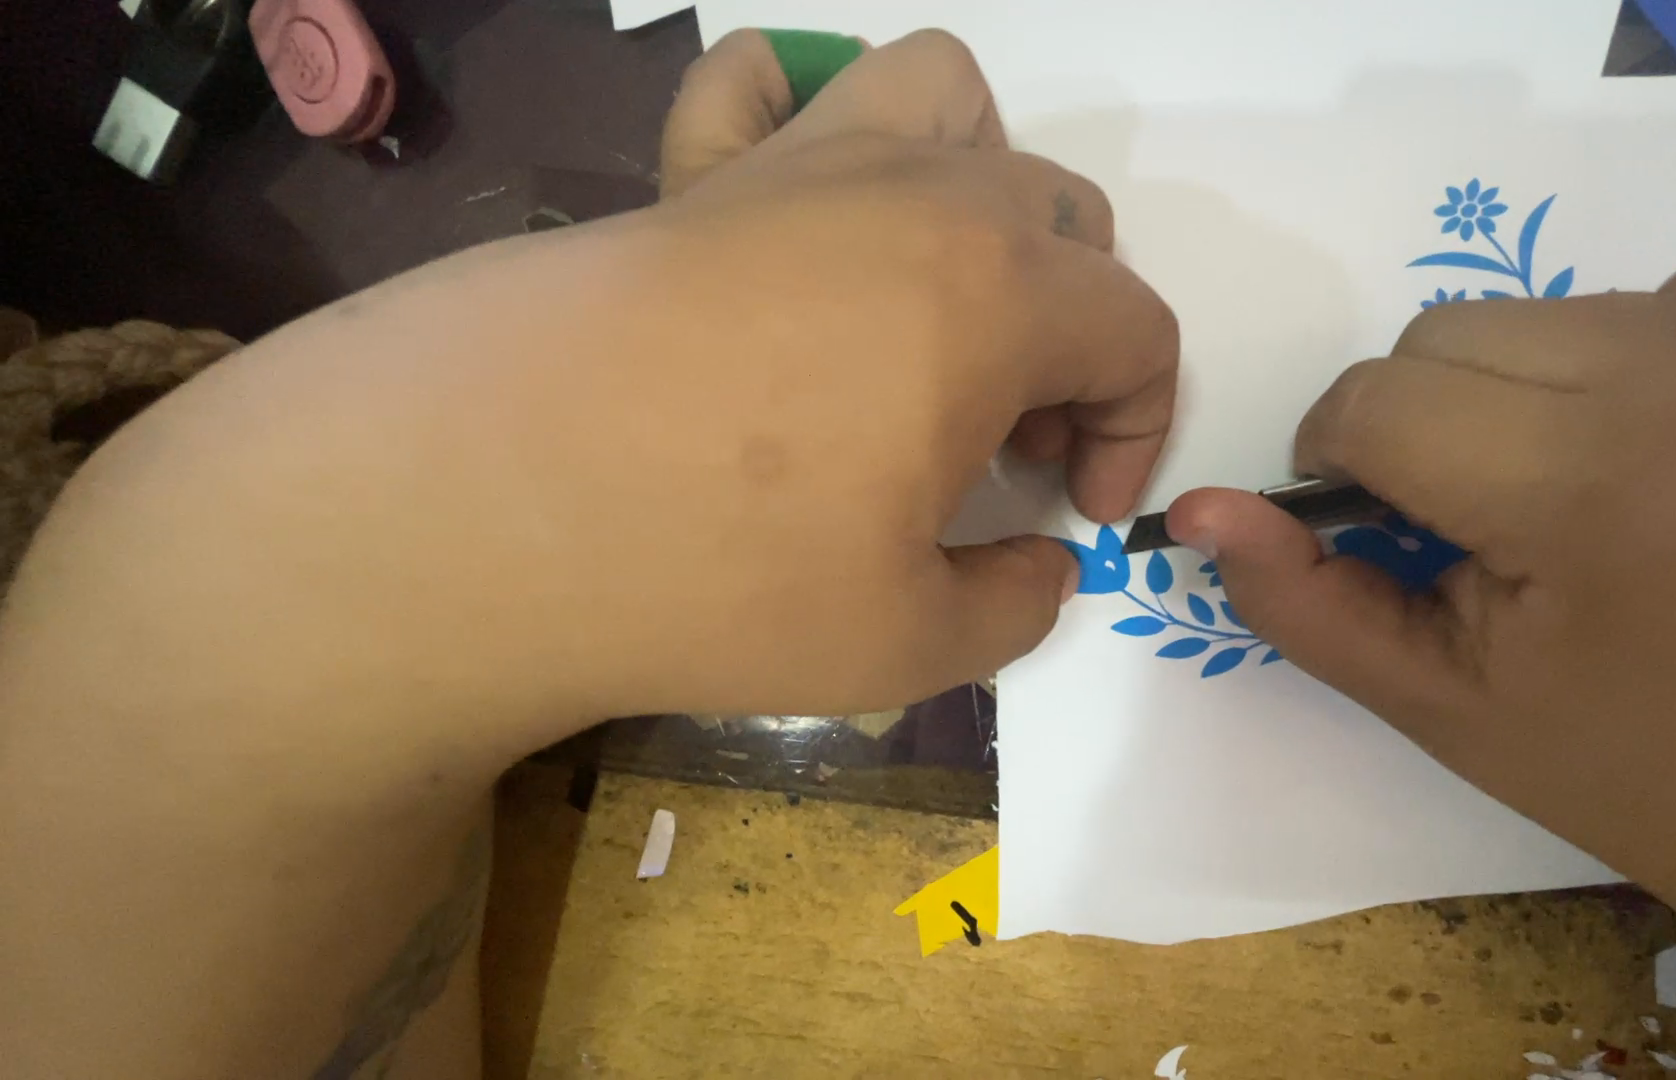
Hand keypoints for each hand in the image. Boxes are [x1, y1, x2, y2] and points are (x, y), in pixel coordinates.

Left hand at [18, 31, 1175, 733]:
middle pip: (1067, 223)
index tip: (1083, 510)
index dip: (1140, 428)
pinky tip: (798, 226)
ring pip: (950, 105)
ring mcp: (796, 164)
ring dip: (984, 202)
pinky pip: (770, 91)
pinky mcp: (691, 174)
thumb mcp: (909, 645)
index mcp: (994, 297)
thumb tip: (1046, 566)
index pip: (1138, 331)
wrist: (469, 521)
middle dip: (1075, 337)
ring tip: (940, 307)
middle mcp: (916, 197)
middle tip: (1013, 440)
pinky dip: (812, 135)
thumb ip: (1017, 606)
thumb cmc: (717, 583)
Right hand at [1168, 204, 1675, 1076]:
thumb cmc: (1650, 773)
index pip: (1377, 401)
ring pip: (1570, 301)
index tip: (1364, 511)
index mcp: (1596, 486)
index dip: (1336, 456)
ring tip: (1593, 478)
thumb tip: (1194, 508)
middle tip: (1476, 511)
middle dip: (1423, 419)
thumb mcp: (1440, 702)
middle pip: (1456, 332)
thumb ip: (1298, 599)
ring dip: (1537, 384)